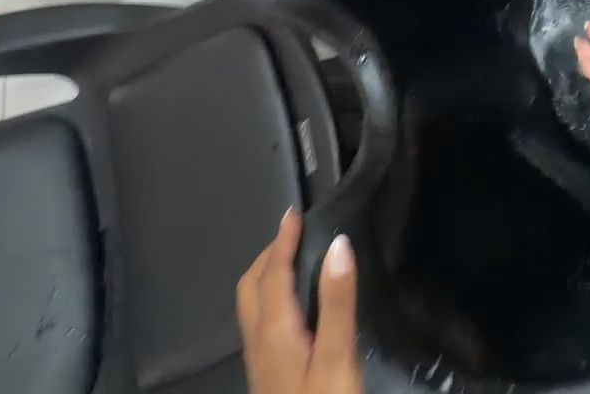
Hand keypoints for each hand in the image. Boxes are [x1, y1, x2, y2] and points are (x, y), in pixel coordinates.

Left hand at [237, 209, 361, 393]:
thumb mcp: (337, 357)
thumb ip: (337, 301)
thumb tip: (338, 243)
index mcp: (275, 333)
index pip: (272, 274)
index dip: (283, 241)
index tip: (294, 213)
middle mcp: (260, 345)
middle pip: (251, 289)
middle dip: (269, 256)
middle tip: (294, 234)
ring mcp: (261, 365)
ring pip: (253, 308)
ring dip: (269, 277)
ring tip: (295, 261)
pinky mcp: (270, 379)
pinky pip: (262, 323)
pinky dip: (274, 298)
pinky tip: (298, 308)